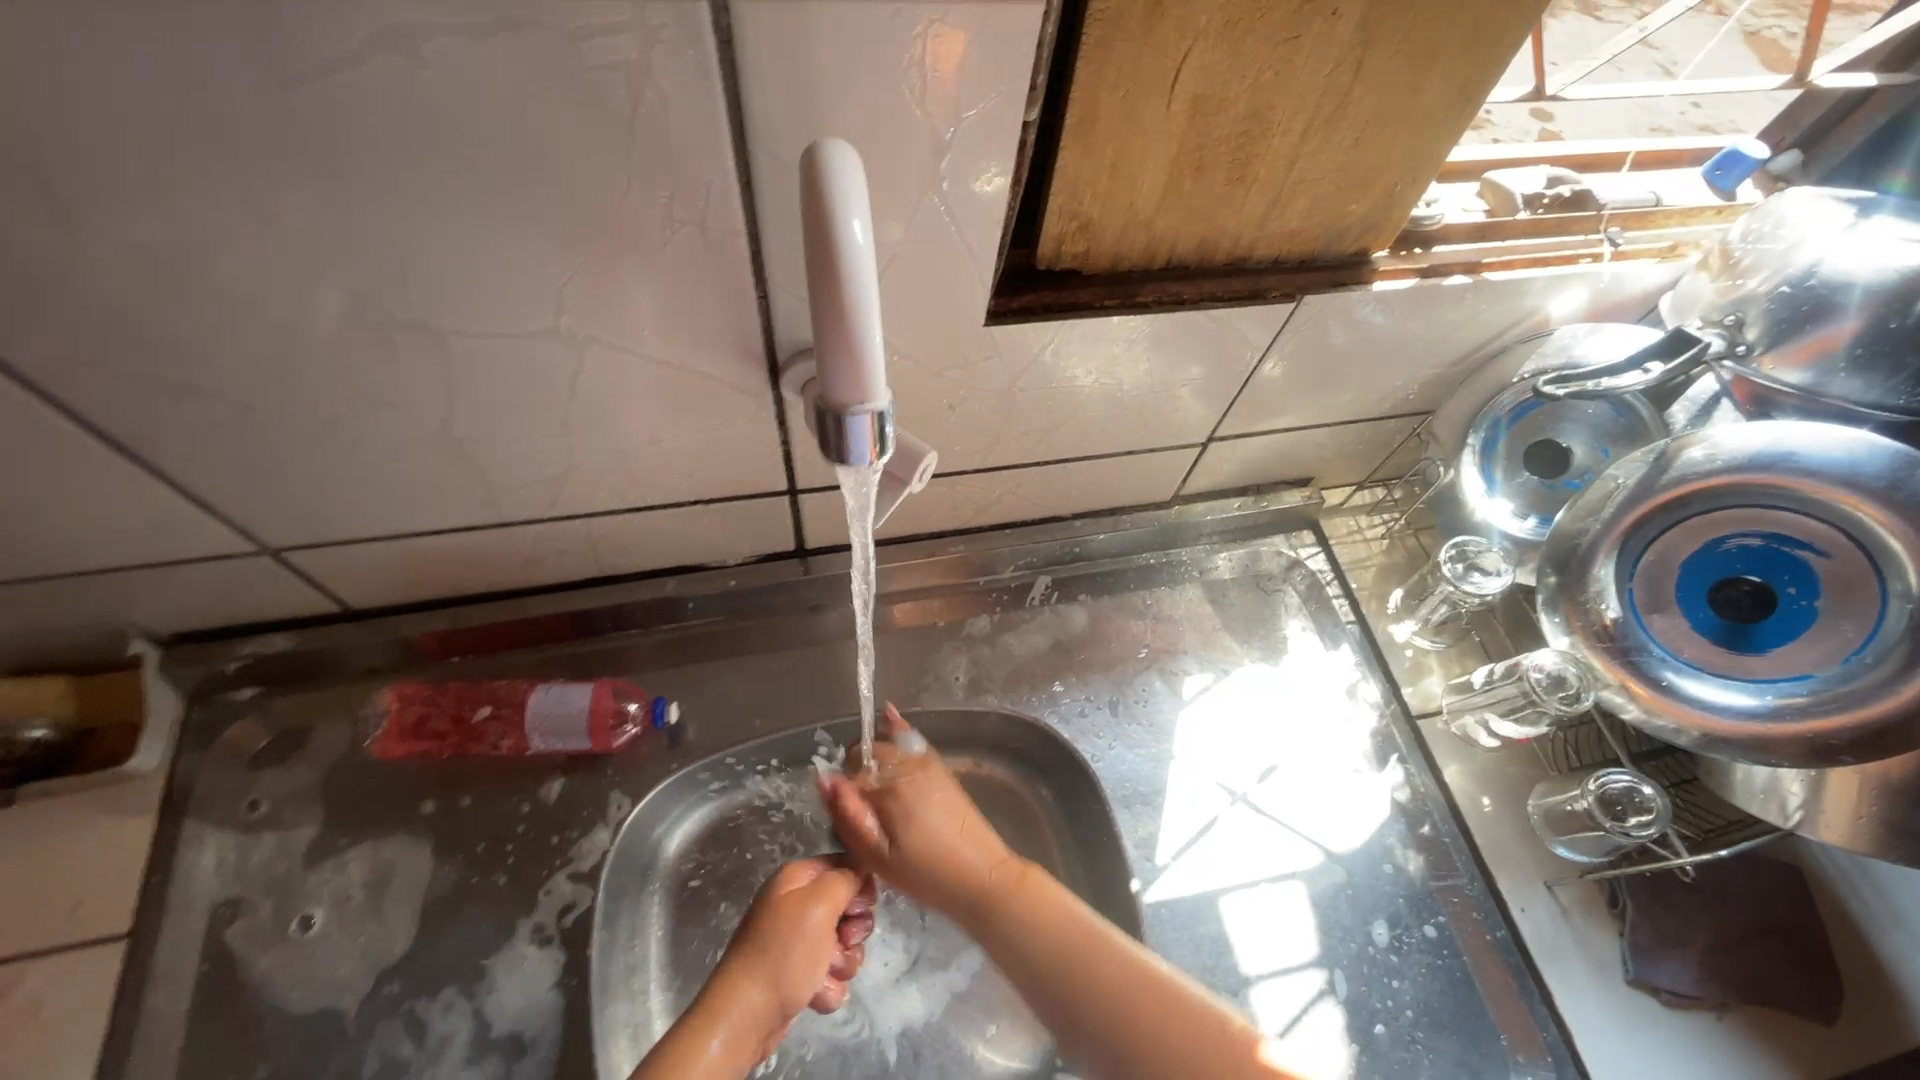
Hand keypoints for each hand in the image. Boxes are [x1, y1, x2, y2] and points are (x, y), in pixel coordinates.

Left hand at [705, 857, 876, 1059]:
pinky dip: (829, 985)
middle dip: (853, 931)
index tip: (858, 908)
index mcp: (797, 879)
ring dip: (843, 962)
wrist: (746, 1016)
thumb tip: (860, 873)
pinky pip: (832, 973)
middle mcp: (796, 905)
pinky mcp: (799, 973)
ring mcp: (797, 941)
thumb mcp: (819, 903)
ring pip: (845, 944)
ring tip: (824, 975)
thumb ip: (846, 878)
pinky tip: (814, 994)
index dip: (859, 887)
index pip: (845, 866)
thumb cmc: (784, 953)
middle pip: (849, 908)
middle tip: (843, 942)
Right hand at [818, 705, 1024, 924]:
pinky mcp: (939, 765)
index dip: (842, 792)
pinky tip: (888, 716)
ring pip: (886, 744)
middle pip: (865, 753)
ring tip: (876, 787)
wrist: (980, 875)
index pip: (847, 772)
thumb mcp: (877, 857)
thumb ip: (849, 815)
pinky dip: (897, 728)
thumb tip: (824, 777)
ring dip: (873, 755)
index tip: (850, 815)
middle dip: (855, 771)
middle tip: (864, 808)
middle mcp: (905, 764)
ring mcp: (925, 761)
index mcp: (887, 786)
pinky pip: (911, 738)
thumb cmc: (924, 873)